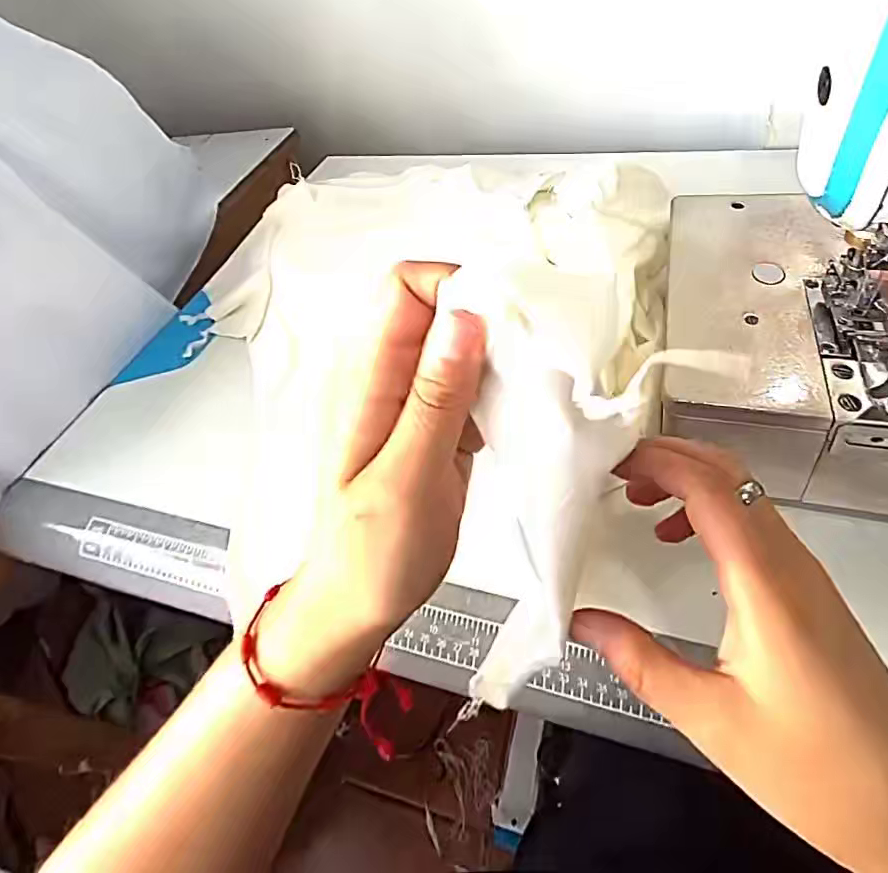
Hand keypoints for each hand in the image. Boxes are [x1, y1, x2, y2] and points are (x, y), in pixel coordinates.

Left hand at [253, 262, 485, 696]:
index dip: (455, 286)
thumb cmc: (370, 553)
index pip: (404, 288)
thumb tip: (463, 320)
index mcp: (367, 379)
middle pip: (439, 307)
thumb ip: (435, 397)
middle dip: (488, 315)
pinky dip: (499, 383)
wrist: (358, 601)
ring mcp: (413, 398)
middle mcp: (387, 377)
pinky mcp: (436, 420)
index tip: (502, 317)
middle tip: (527, 351)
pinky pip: (472, 379)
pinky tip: (517, 407)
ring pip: (461, 341)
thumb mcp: (406, 475)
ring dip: (499, 350)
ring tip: (529, 379)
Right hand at [572, 437, 887, 872]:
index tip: (616, 461)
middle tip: (621, 468)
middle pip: (729, 471)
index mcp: (764, 582)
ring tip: (643, 498)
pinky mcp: (808, 584)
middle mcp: (789, 560)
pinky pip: (754, 518)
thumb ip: (640, 662)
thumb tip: (586, 624)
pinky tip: (683, 539)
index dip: (660, 461)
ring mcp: (803, 568)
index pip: (709, 487)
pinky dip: (712, 507)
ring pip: (744, 489)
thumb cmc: (819, 768)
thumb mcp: (711, 719)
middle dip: (671, 455)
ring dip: (692, 478)